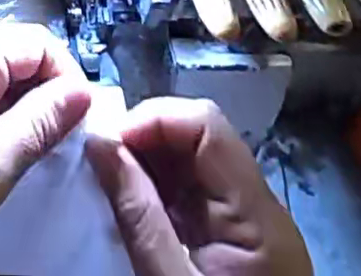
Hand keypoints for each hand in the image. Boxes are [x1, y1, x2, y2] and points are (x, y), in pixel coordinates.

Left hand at [0, 24, 94, 275]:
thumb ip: (46, 118)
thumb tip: (87, 91)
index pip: (39, 43)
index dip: (68, 77)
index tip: (82, 124)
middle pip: (20, 59)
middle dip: (49, 96)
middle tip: (62, 146)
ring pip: (2, 86)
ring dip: (26, 114)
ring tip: (36, 157)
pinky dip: (1, 127)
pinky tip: (3, 160)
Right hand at [87, 98, 311, 275]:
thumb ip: (137, 213)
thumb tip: (100, 144)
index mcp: (257, 215)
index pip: (208, 127)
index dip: (157, 120)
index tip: (110, 144)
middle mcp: (260, 206)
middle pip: (204, 138)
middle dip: (149, 138)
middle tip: (102, 162)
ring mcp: (251, 224)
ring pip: (198, 163)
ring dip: (152, 162)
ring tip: (111, 180)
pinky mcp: (238, 241)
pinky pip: (198, 195)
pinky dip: (163, 190)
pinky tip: (133, 203)